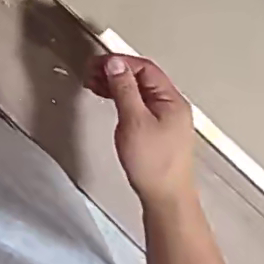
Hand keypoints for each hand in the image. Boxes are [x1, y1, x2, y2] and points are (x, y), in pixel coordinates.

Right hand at [86, 54, 196, 206]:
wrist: (166, 200)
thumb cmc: (152, 164)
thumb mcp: (134, 121)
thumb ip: (124, 89)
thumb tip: (115, 63)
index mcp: (171, 99)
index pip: (145, 68)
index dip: (121, 62)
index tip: (98, 63)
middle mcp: (171, 105)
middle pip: (142, 78)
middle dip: (116, 71)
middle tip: (92, 72)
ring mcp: (165, 119)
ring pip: (139, 91)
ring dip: (116, 84)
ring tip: (94, 83)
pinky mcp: (157, 131)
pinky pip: (138, 104)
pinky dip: (121, 98)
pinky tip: (108, 98)